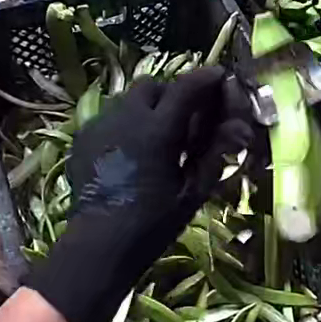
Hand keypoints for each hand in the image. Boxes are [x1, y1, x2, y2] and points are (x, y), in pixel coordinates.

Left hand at [25, 66, 252, 321]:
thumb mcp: (193, 190)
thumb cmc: (153, 222)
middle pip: (153, 86)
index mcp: (158, 130)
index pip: (187, 87)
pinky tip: (129, 150)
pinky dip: (124, 124)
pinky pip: (108, 117)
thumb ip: (215, 152)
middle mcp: (126, 117)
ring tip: (155, 135)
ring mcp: (99, 125)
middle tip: (183, 117)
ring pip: (127, 100)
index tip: (220, 78)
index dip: (207, 78)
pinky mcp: (82, 137)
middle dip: (171, 94)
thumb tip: (238, 124)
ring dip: (146, 108)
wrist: (100, 243)